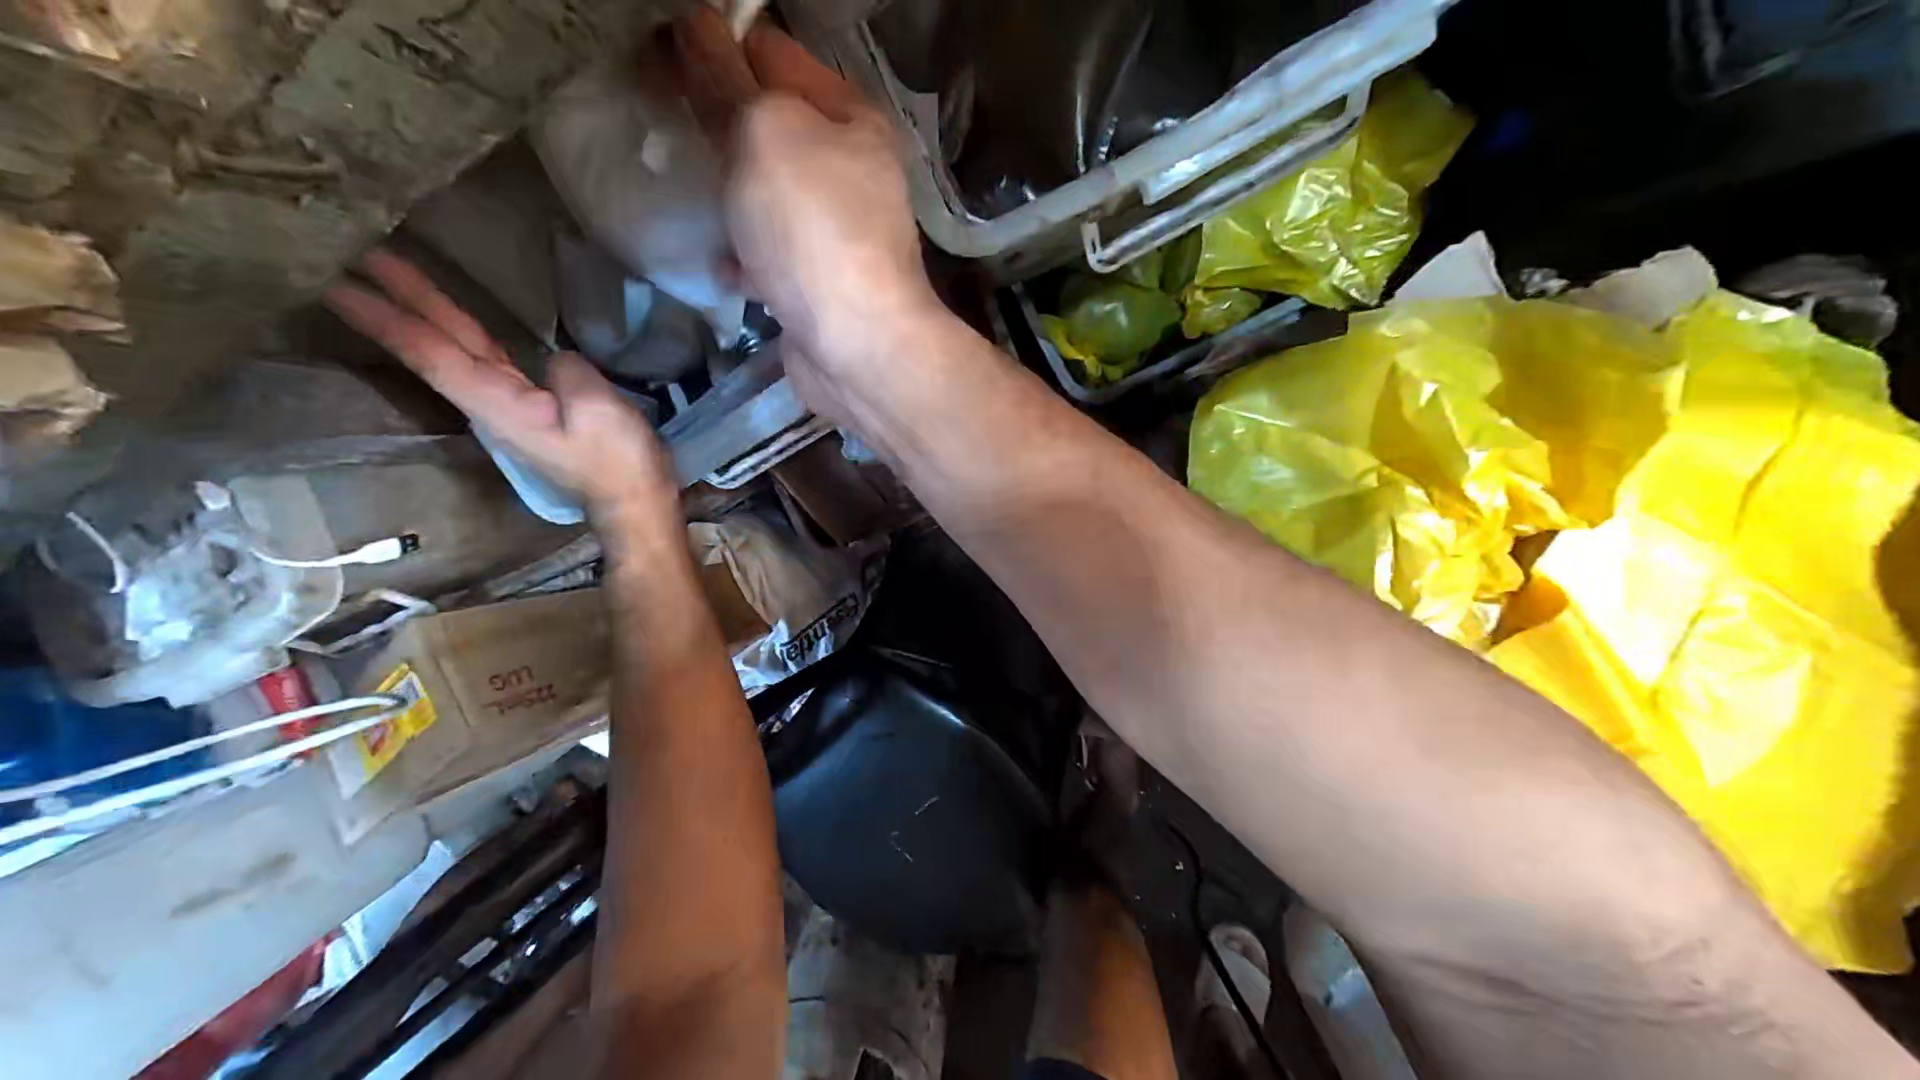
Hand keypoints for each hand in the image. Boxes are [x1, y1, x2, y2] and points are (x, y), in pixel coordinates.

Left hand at [322, 250, 679, 532]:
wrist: (633, 500)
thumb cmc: (615, 461)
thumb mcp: (597, 410)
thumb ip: (568, 371)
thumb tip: (556, 359)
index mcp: (496, 404)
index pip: (430, 354)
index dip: (388, 318)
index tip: (338, 284)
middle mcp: (492, 403)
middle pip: (438, 346)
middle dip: (400, 303)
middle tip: (357, 257)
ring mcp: (512, 406)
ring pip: (462, 350)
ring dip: (428, 314)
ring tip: (398, 277)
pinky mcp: (536, 408)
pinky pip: (490, 362)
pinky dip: (467, 335)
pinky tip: (461, 322)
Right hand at [674, 13, 948, 431]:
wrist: (857, 347)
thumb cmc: (815, 230)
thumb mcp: (765, 133)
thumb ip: (727, 80)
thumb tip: (697, 29)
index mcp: (852, 119)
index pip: (774, 55)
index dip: (716, 46)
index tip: (660, 57)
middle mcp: (852, 173)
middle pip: (769, 129)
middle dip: (717, 125)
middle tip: (665, 125)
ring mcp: (838, 234)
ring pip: (767, 196)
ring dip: (729, 196)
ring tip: (687, 191)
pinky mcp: (819, 285)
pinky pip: (770, 256)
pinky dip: (745, 259)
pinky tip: (724, 268)